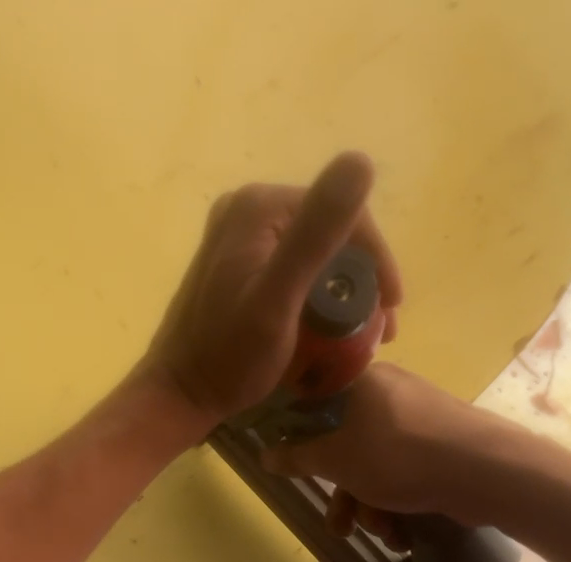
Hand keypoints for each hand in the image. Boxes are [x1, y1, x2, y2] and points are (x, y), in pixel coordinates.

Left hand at [138, 152, 402, 428]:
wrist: (180, 394)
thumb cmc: (229, 356)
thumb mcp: (279, 300)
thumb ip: (316, 236)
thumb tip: (361, 159)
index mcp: (260, 206)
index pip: (344, 216)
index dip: (376, 263)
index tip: (391, 311)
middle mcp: (246, 208)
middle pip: (329, 234)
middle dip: (361, 281)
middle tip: (379, 329)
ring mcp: (237, 235)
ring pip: (313, 252)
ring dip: (342, 291)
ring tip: (362, 334)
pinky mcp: (234, 262)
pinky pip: (291, 267)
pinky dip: (314, 294)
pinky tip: (327, 327)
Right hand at [260, 362, 570, 530]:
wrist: (486, 471)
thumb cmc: (398, 456)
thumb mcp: (336, 460)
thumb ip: (297, 458)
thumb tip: (264, 454)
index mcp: (360, 381)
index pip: (313, 401)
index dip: (297, 437)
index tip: (293, 468)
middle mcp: (388, 392)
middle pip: (345, 442)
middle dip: (343, 493)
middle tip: (340, 527)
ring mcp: (418, 418)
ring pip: (375, 462)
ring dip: (371, 504)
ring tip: (382, 534)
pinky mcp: (441, 443)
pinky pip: (404, 469)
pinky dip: (397, 500)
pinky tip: (402, 531)